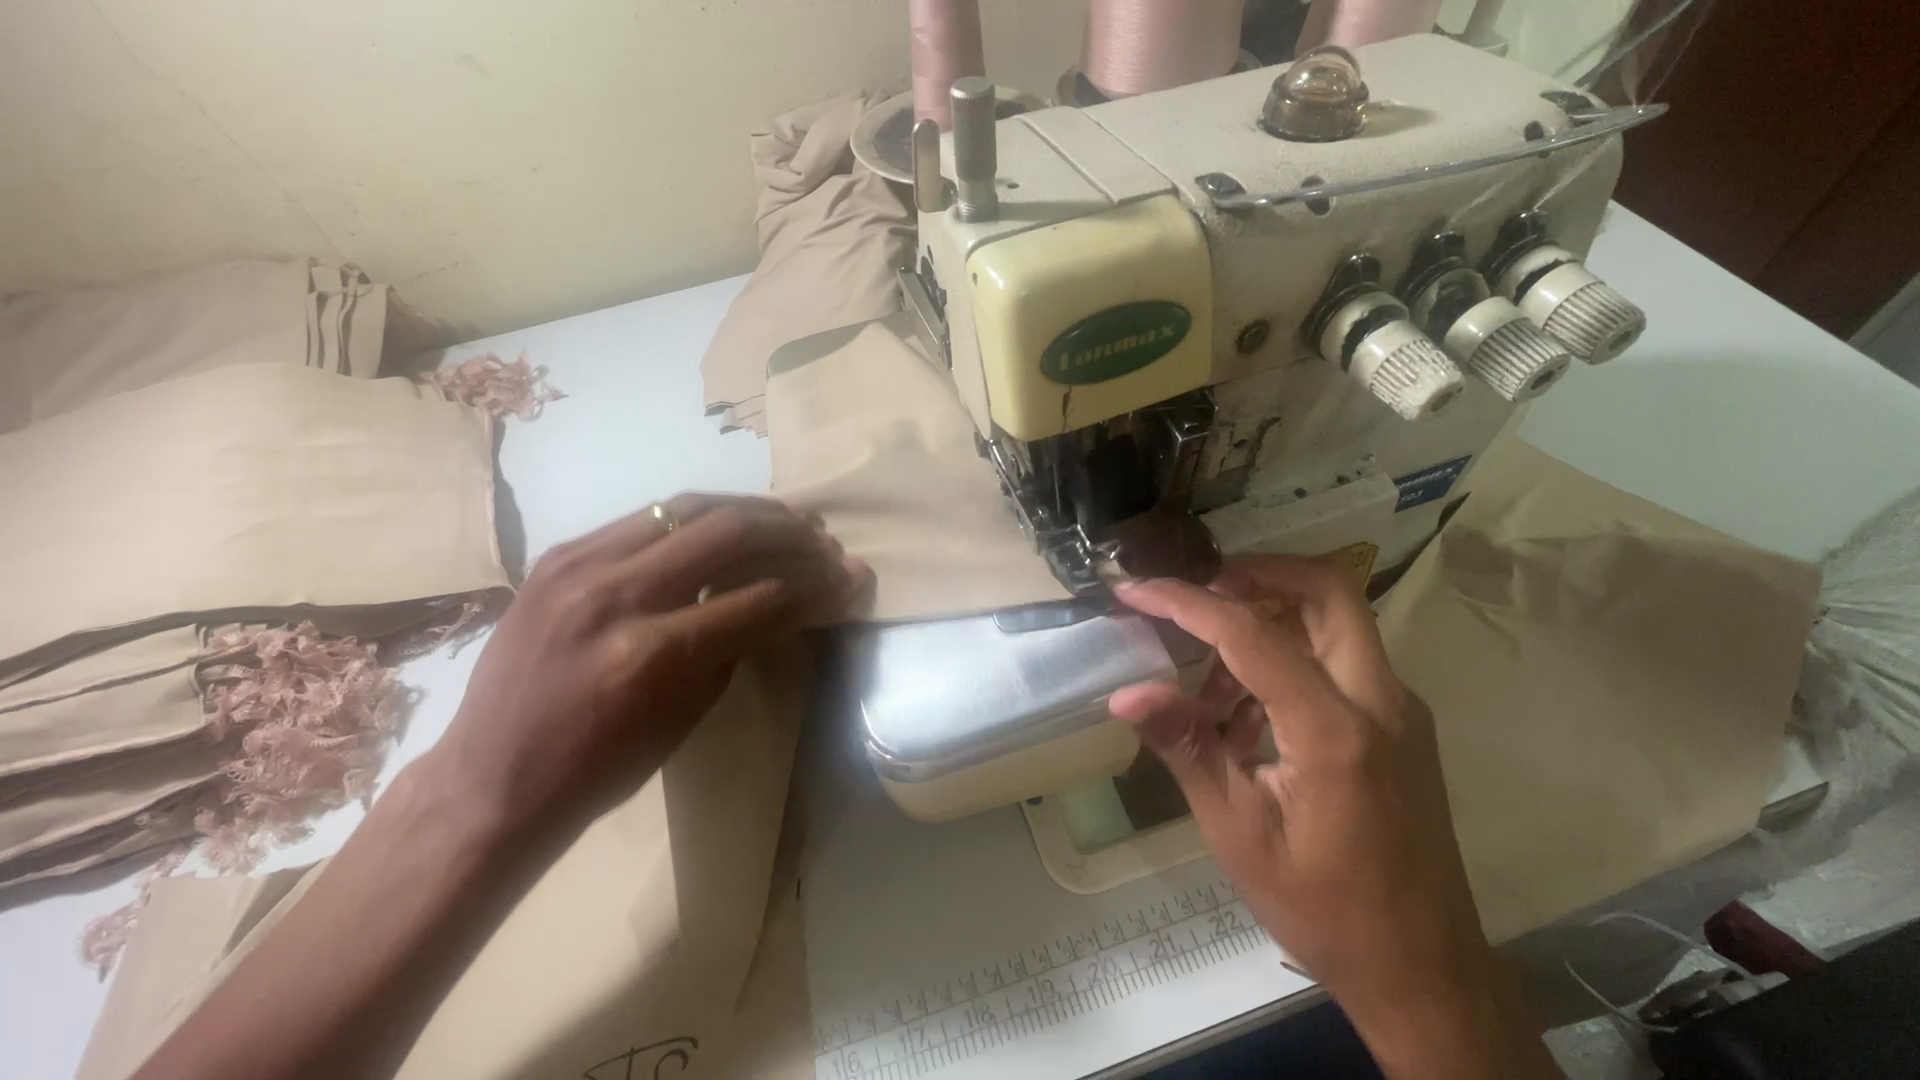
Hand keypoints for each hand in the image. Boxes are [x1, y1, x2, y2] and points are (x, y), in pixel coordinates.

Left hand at [433, 494, 865, 832]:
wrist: (496, 775)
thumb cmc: (602, 767)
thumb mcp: (687, 713)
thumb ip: (736, 643)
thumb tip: (787, 597)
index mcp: (652, 654)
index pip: (759, 599)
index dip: (816, 587)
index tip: (850, 579)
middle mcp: (615, 596)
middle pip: (727, 535)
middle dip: (790, 535)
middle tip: (825, 542)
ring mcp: (578, 566)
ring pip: (685, 509)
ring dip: (748, 511)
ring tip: (789, 520)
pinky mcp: (558, 555)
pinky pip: (643, 518)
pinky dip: (696, 517)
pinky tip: (726, 523)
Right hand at [1111, 556, 1552, 1077]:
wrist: (1423, 971)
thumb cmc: (1323, 908)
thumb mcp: (1240, 832)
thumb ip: (1187, 747)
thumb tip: (1125, 694)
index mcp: (1336, 729)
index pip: (1251, 635)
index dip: (1186, 603)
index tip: (1135, 589)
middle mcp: (1381, 702)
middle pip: (1327, 592)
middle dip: (1257, 573)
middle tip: (1198, 589)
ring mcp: (1401, 713)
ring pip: (1339, 623)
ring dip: (1272, 622)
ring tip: (1209, 682)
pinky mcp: (1404, 730)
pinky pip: (1345, 664)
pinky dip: (1293, 660)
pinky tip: (1246, 718)